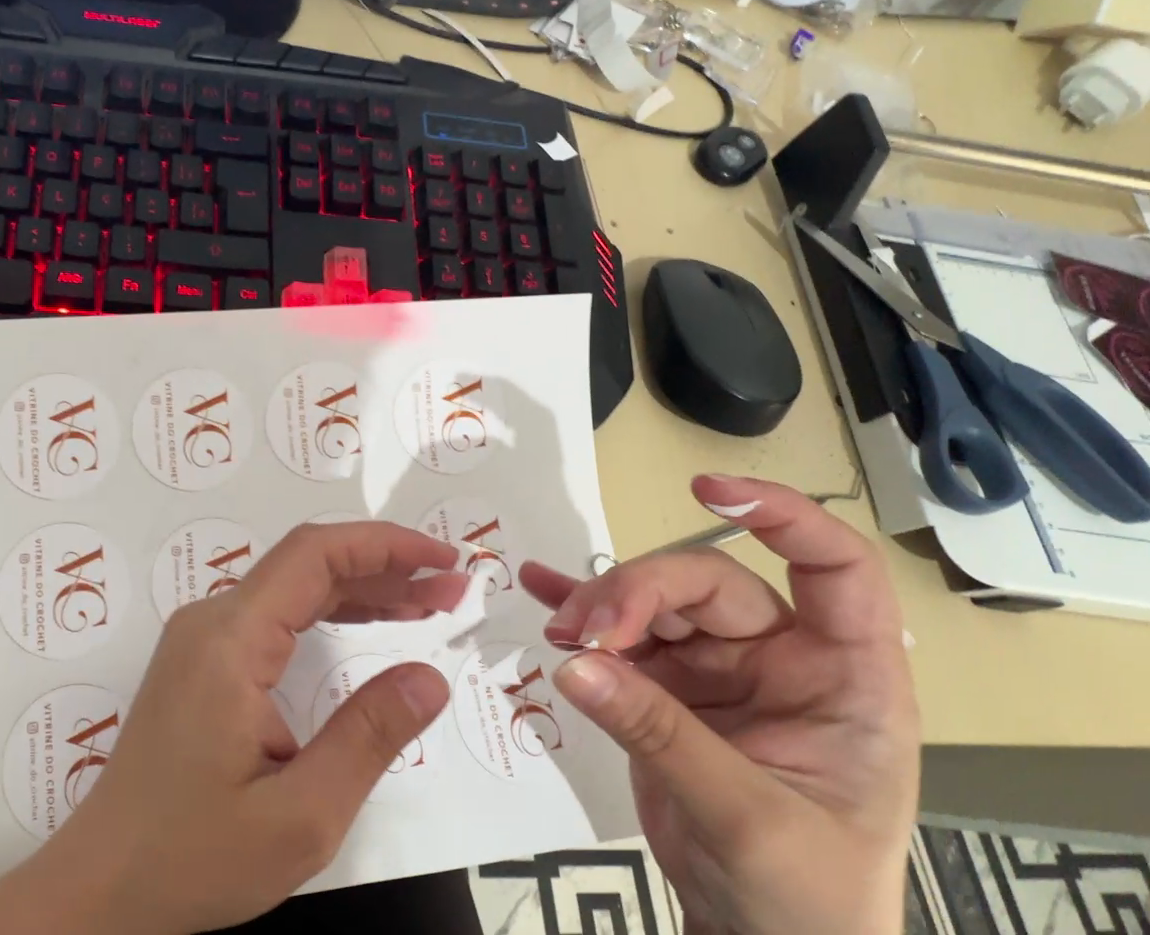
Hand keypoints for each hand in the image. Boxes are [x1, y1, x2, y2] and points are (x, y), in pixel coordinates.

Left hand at [0, 521, 468, 934]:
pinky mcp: (200, 666)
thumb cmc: (195, 856)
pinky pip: (272, 621)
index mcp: (228, 641)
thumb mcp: (300, 815)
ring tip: (426, 607)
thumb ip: (368, 737)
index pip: (313, 556)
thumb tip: (430, 677)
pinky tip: (367, 632)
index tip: (444, 561)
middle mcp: (210, 624)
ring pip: (290, 591)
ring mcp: (200, 643)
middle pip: (305, 567)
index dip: (384, 546)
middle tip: (453, 590)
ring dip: (360, 592)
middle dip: (384, 569)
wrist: (104, 884)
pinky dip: (327, 618)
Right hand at [526, 475, 919, 934]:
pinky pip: (618, 641)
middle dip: (638, 594)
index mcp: (846, 679)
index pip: (833, 571)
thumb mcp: (747, 819)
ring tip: (556, 630)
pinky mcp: (664, 693)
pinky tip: (538, 591)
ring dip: (599, 607)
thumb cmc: (804, 897)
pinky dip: (579, 615)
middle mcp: (781, 660)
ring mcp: (717, 674)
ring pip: (652, 607)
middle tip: (582, 629)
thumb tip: (576, 663)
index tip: (707, 490)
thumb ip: (662, 736)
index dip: (784, 518)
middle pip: (706, 586)